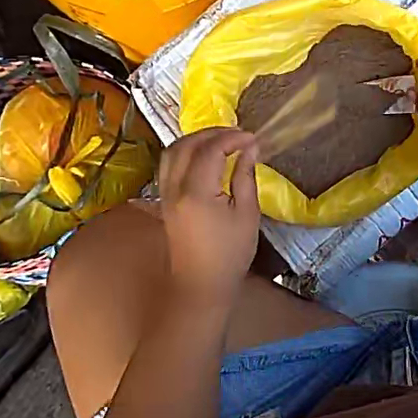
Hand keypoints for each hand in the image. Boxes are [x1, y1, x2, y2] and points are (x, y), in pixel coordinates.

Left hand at [158, 128, 259, 302]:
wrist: (202, 284)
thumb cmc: (231, 254)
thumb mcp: (247, 214)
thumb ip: (245, 177)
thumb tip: (249, 149)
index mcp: (197, 192)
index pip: (210, 150)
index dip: (232, 138)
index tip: (253, 139)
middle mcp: (174, 188)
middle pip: (186, 144)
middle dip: (213, 133)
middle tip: (238, 134)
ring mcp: (165, 193)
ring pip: (172, 151)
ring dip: (196, 139)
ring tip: (222, 140)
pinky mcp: (164, 199)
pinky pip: (169, 164)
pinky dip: (186, 151)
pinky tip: (205, 155)